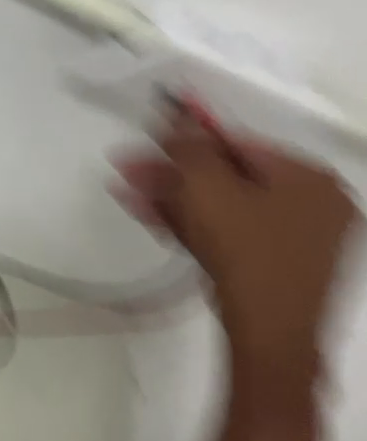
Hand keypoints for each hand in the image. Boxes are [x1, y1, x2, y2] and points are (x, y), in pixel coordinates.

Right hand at [112, 108, 359, 371]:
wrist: (269, 324)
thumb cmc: (243, 245)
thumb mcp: (205, 185)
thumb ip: (188, 145)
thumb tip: (178, 116)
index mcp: (309, 177)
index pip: (235, 141)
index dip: (184, 137)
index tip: (143, 137)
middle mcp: (315, 200)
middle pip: (225, 172)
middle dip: (170, 169)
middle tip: (125, 166)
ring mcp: (299, 232)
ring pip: (220, 201)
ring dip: (171, 193)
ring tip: (128, 191)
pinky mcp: (278, 257)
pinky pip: (227, 225)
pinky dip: (190, 218)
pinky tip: (152, 215)